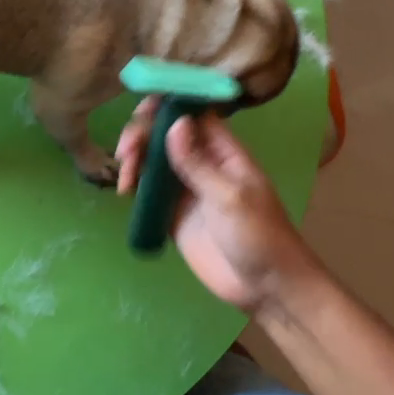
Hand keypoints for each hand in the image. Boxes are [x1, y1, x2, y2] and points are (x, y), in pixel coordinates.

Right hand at [115, 99, 319, 314]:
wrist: (267, 288)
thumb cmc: (261, 237)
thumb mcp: (230, 197)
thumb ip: (197, 163)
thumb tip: (173, 124)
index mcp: (224, 151)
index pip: (192, 114)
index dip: (167, 106)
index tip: (142, 109)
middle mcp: (202, 163)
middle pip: (165, 134)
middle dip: (142, 135)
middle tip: (127, 153)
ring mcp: (186, 188)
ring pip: (152, 159)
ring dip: (134, 159)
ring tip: (125, 178)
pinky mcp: (172, 213)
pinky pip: (148, 189)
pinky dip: (134, 184)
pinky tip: (126, 192)